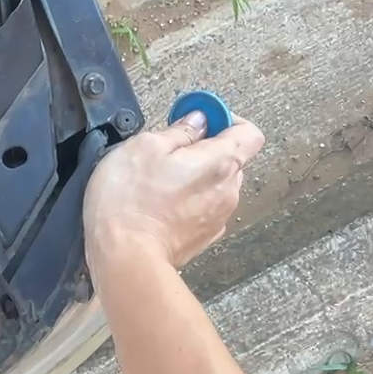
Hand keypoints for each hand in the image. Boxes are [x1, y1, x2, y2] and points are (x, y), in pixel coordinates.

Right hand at [83, 111, 265, 269]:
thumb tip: (197, 120)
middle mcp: (227, 191)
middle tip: (167, 147)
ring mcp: (217, 217)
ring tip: (156, 177)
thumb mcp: (144, 146)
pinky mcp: (202, 236)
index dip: (224, 118)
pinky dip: (186, 198)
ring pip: (214, 183)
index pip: (248, 132)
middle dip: (203, 146)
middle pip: (230, 158)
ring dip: (193, 174)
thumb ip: (178, 130)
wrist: (124, 256)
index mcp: (219, 162)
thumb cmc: (130, 199)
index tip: (197, 117)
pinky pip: (202, 206)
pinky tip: (157, 201)